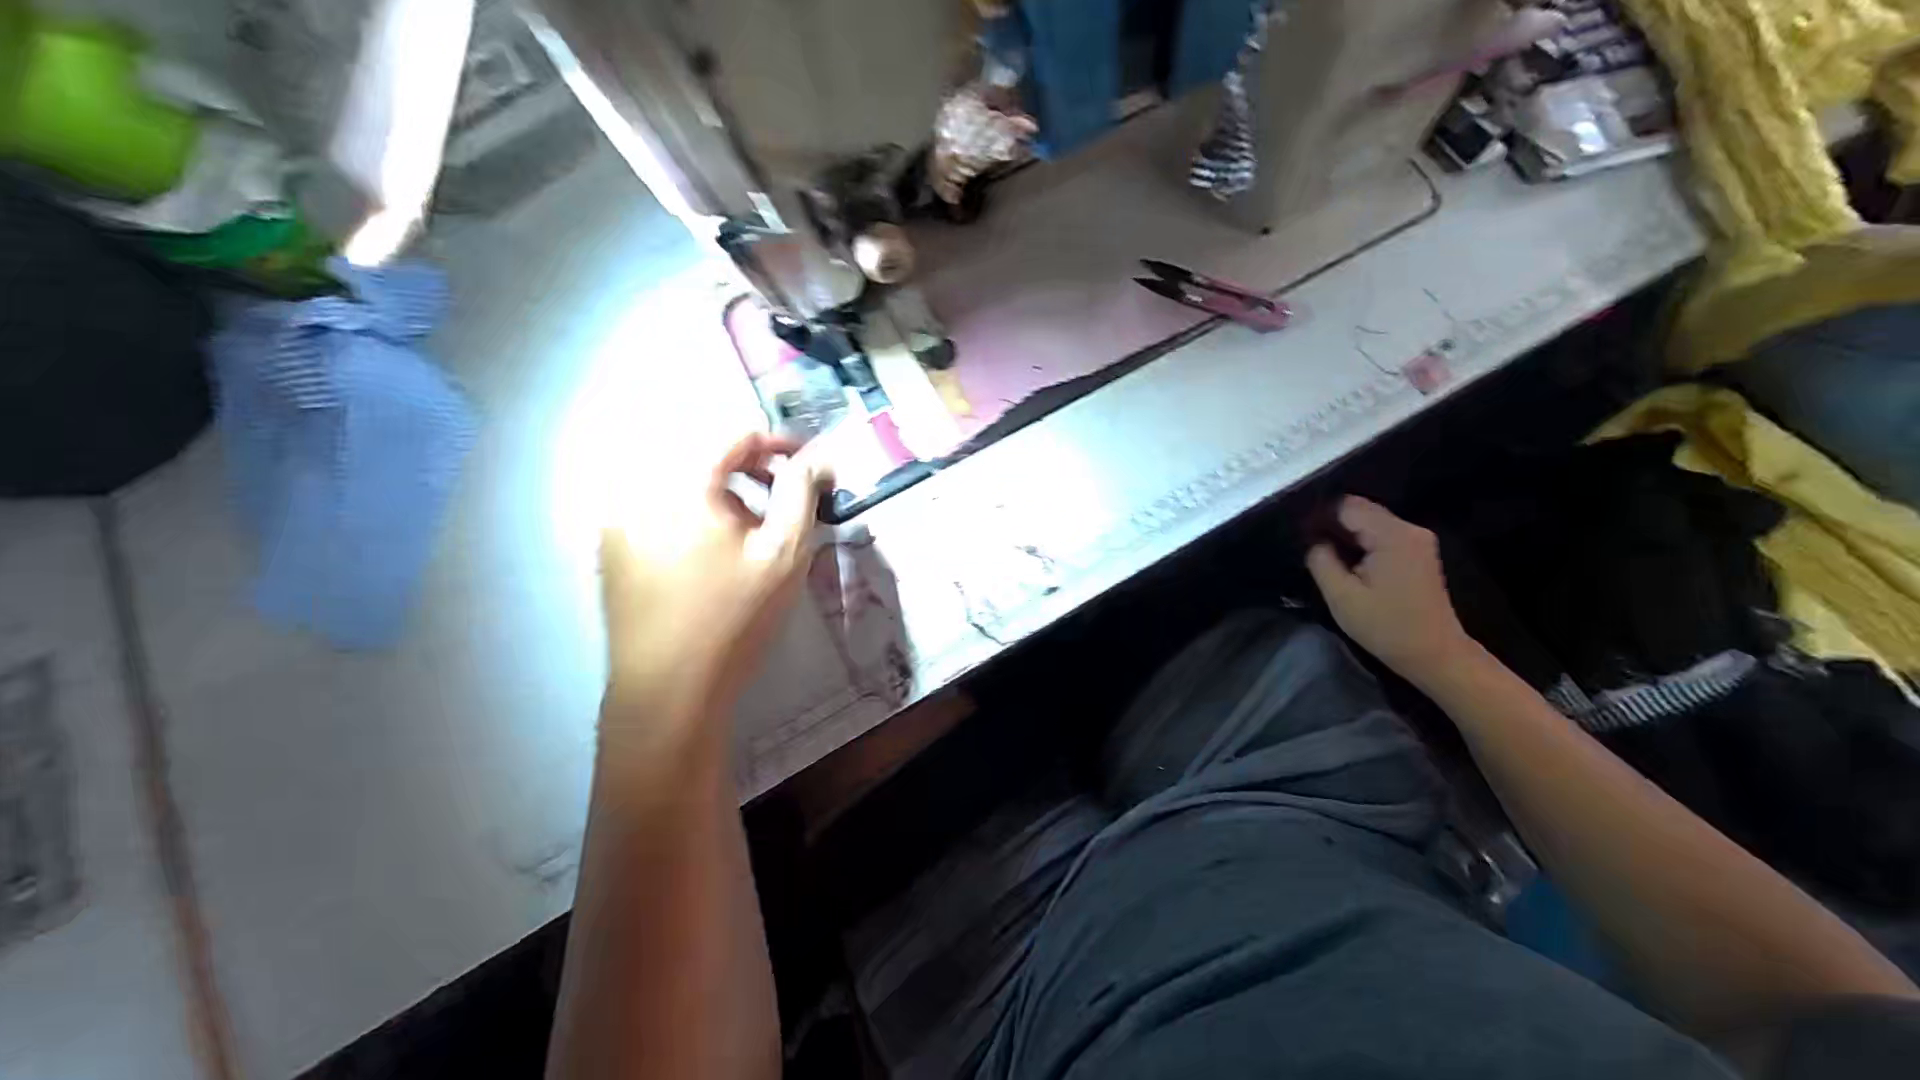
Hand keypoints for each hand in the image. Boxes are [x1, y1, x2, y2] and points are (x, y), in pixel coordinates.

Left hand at [599, 433, 832, 726]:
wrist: (668, 690)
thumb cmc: (734, 618)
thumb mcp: (784, 553)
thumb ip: (802, 493)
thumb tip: (817, 457)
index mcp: (680, 481)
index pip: (732, 433)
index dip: (778, 443)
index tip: (807, 465)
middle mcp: (637, 487)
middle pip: (700, 450)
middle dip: (748, 464)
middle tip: (781, 493)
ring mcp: (616, 518)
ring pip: (676, 477)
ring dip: (719, 486)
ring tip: (749, 525)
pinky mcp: (610, 548)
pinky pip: (654, 504)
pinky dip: (689, 508)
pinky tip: (710, 548)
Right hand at [1304, 496, 1473, 682]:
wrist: (1434, 654)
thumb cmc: (1386, 627)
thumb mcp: (1341, 596)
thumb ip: (1321, 560)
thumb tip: (1312, 540)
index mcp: (1392, 535)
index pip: (1346, 506)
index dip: (1318, 514)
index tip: (1297, 533)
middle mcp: (1409, 529)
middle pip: (1360, 509)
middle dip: (1330, 522)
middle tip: (1304, 543)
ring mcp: (1417, 540)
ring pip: (1370, 521)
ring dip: (1344, 532)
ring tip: (1320, 550)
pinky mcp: (1417, 552)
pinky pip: (1381, 533)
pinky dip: (1360, 541)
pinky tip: (1345, 559)